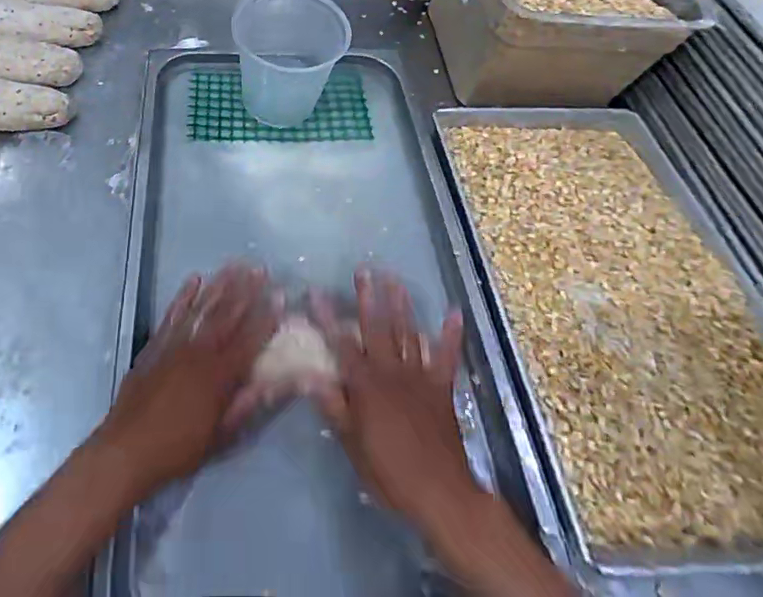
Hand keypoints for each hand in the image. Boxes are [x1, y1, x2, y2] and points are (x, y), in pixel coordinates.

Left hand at [91, 261, 277, 494]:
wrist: (127, 449)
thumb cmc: (179, 449)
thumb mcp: (221, 436)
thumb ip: (248, 405)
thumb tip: (277, 383)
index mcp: (219, 376)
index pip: (250, 339)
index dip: (266, 317)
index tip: (280, 295)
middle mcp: (199, 352)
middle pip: (227, 315)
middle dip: (246, 290)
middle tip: (260, 268)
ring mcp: (175, 345)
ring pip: (202, 308)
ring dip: (219, 285)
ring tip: (234, 265)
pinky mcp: (155, 344)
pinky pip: (173, 314)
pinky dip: (184, 296)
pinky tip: (194, 280)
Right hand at [310, 267, 478, 530]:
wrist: (440, 492)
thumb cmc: (389, 471)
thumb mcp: (353, 444)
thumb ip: (334, 406)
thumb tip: (309, 376)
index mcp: (365, 385)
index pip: (341, 344)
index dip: (327, 317)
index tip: (316, 292)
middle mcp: (391, 372)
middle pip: (377, 328)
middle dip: (368, 297)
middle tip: (364, 270)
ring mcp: (419, 377)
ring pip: (408, 333)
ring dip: (402, 305)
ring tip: (395, 279)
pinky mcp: (442, 387)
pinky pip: (447, 356)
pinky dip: (451, 334)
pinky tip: (453, 312)